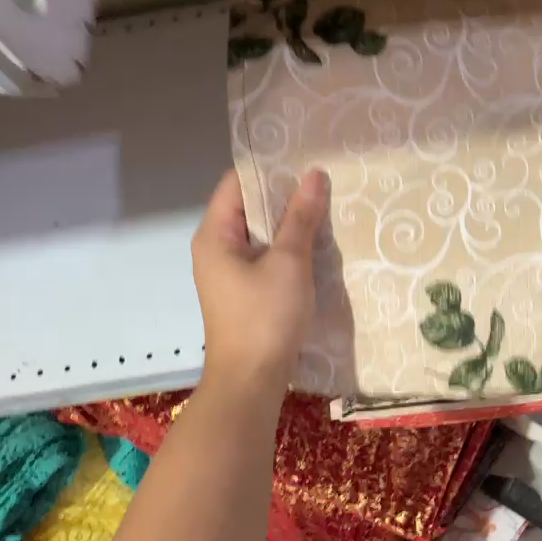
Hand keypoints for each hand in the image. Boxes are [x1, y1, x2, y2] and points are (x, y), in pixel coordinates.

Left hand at [191, 168, 328, 395]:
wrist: (252, 377)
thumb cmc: (265, 316)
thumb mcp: (288, 262)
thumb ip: (301, 218)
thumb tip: (314, 176)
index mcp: (214, 235)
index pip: (236, 184)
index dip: (269, 169)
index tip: (305, 162)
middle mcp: (215, 249)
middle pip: (249, 208)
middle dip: (285, 197)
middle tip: (325, 185)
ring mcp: (229, 272)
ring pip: (261, 235)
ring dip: (290, 225)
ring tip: (327, 212)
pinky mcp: (245, 292)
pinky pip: (266, 257)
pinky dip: (288, 249)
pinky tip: (317, 248)